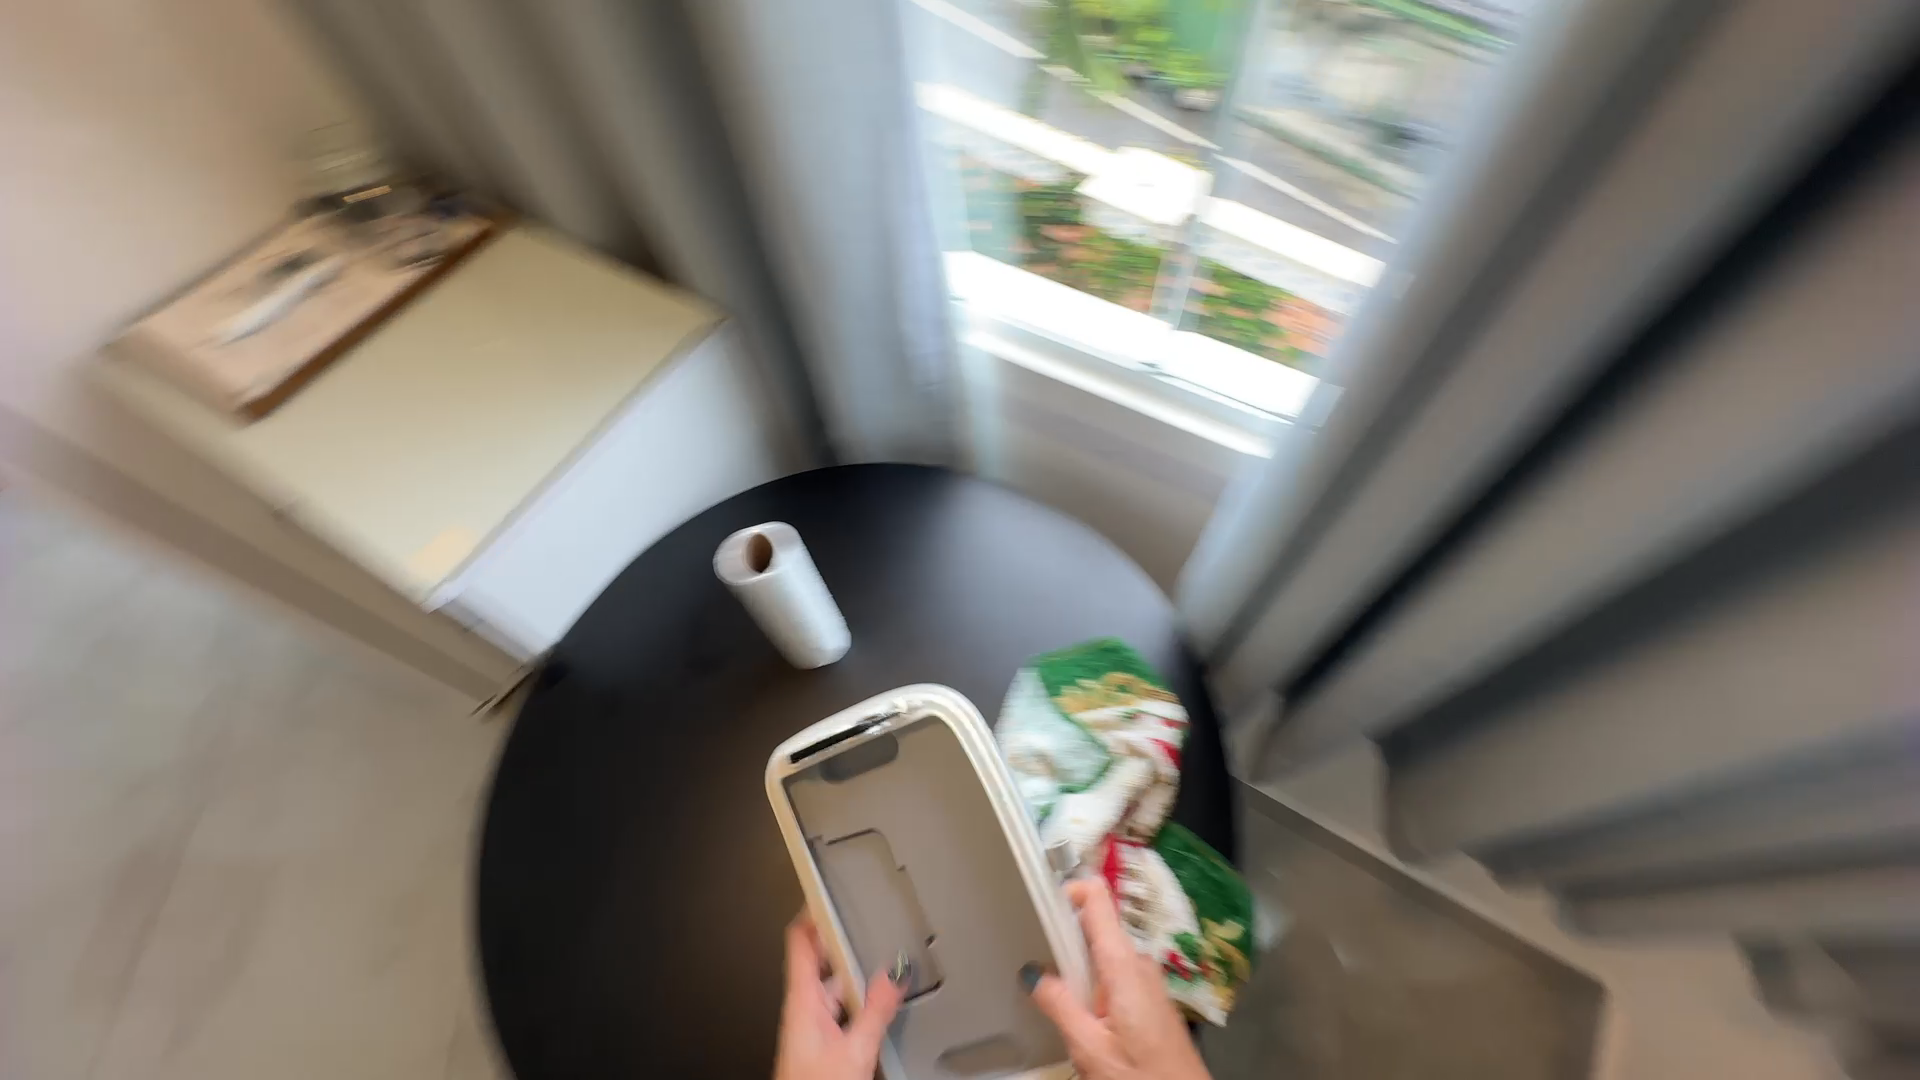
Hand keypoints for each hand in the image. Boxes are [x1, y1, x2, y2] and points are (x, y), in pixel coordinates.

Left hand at [774, 912, 905, 1079]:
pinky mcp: (822, 1045)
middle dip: (845, 944)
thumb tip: (892, 974)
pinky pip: (842, 1008)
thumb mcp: (854, 1051)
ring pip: (835, 986)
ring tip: (880, 964)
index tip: (825, 889)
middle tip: (866, 924)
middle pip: (822, 960)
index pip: (799, 939)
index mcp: (801, 1001)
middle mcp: (803, 1010)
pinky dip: (859, 999)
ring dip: (855, 975)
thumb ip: (876, 1010)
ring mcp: (812, 1028)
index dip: (810, 911)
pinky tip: (877, 1004)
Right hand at [1027, 878, 1212, 1079]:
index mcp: (1122, 962)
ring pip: (1104, 956)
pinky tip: (1089, 1019)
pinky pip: (1116, 975)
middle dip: (1066, 944)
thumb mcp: (1090, 1048)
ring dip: (1080, 971)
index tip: (1042, 906)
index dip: (1069, 890)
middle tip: (1042, 973)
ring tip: (1061, 1002)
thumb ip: (1059, 1006)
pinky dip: (1096, 986)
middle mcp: (1138, 960)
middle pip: (1096, 928)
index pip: (1097, 898)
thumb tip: (1032, 972)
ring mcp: (1148, 979)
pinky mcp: (1152, 998)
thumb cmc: (1141, 1077)